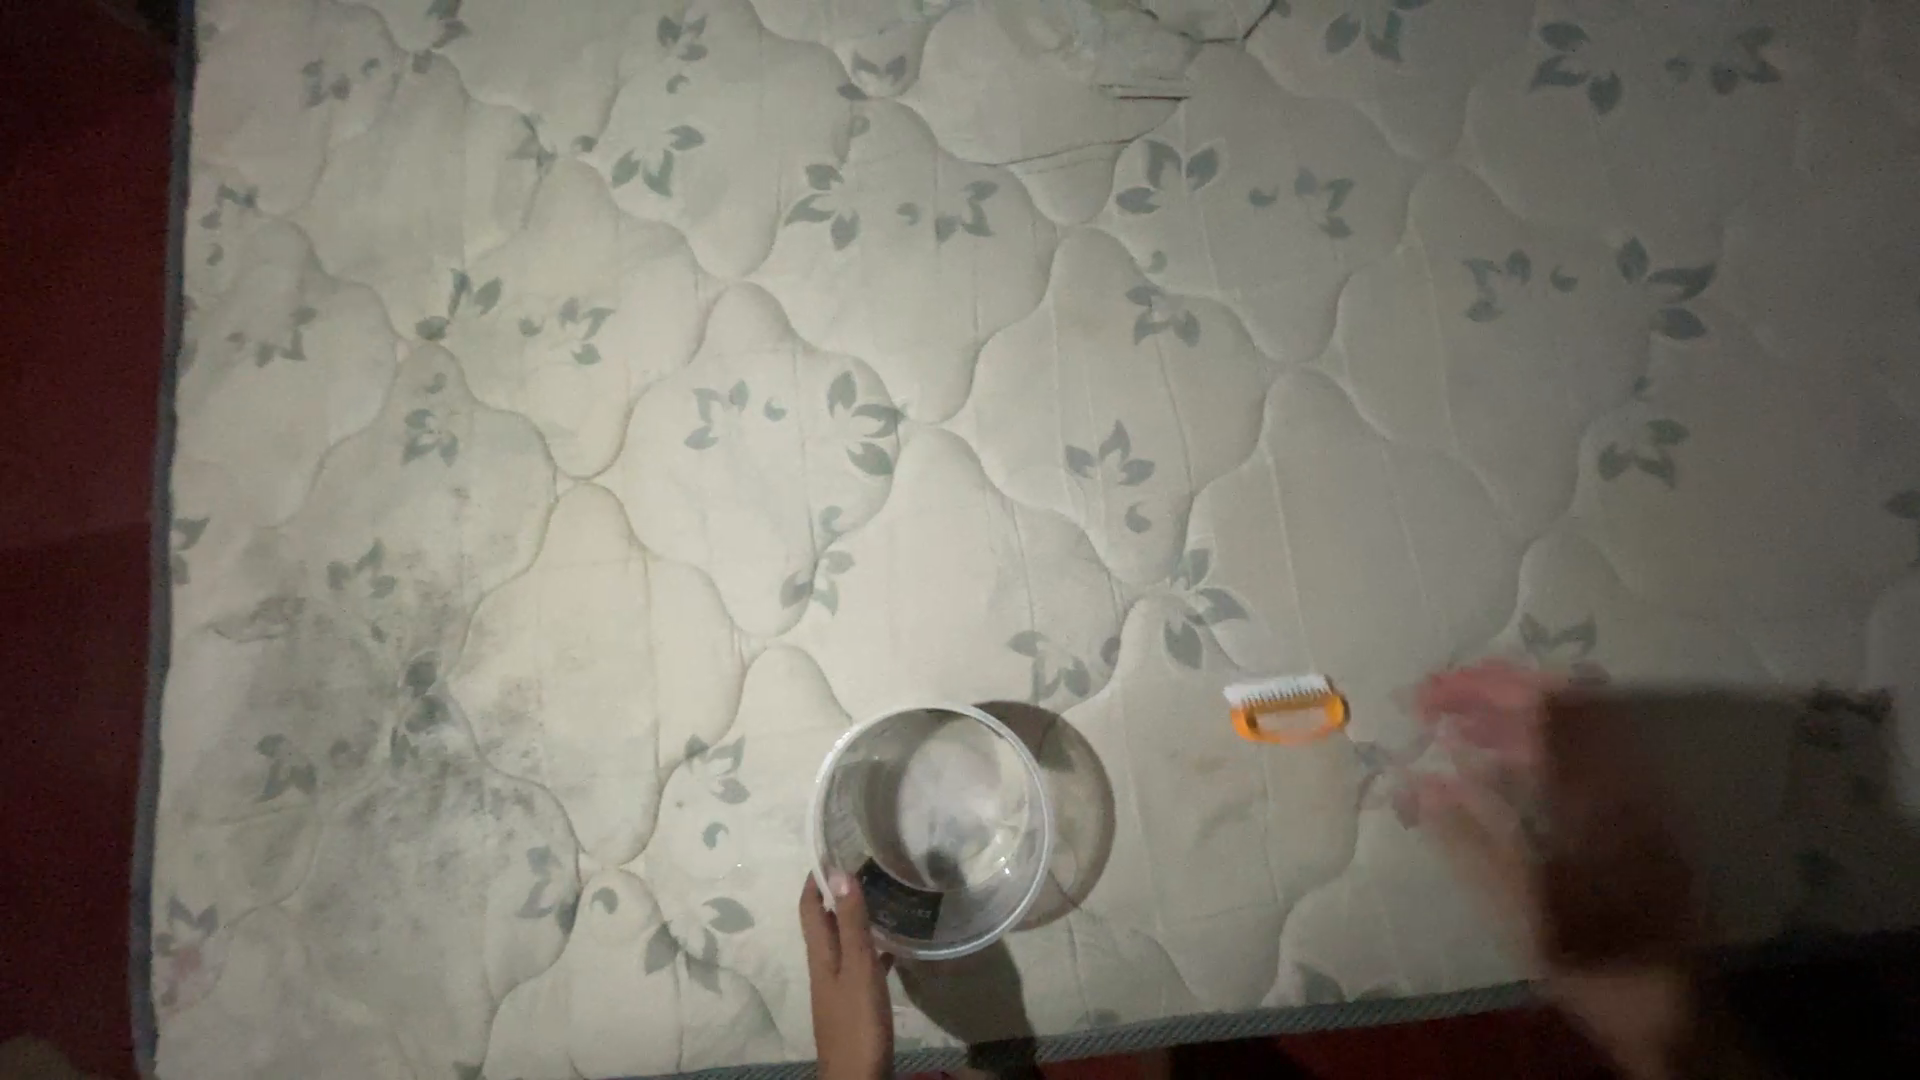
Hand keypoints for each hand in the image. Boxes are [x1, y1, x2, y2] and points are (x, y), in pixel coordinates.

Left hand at [800, 872, 893, 1079]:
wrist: (857, 1079)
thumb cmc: (857, 1022)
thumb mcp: (857, 967)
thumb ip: (851, 922)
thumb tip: (838, 872)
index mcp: (821, 954)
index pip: (810, 907)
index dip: (815, 879)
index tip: (831, 850)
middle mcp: (825, 965)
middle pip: (826, 921)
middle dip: (838, 893)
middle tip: (865, 866)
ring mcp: (839, 984)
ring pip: (845, 940)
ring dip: (857, 918)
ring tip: (883, 897)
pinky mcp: (854, 1001)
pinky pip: (862, 963)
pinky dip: (874, 948)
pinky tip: (895, 945)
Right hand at [1412, 663, 1699, 1079]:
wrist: (1669, 1009)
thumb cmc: (1587, 954)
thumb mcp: (1517, 902)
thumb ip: (1467, 834)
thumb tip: (1419, 781)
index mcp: (1591, 800)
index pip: (1537, 709)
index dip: (1477, 689)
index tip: (1424, 697)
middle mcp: (1618, 785)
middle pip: (1557, 701)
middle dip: (1486, 689)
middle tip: (1431, 698)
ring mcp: (1631, 797)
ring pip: (1568, 724)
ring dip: (1505, 714)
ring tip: (1450, 726)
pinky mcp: (1632, 814)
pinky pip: (1577, 753)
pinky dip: (1528, 742)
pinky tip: (1491, 762)